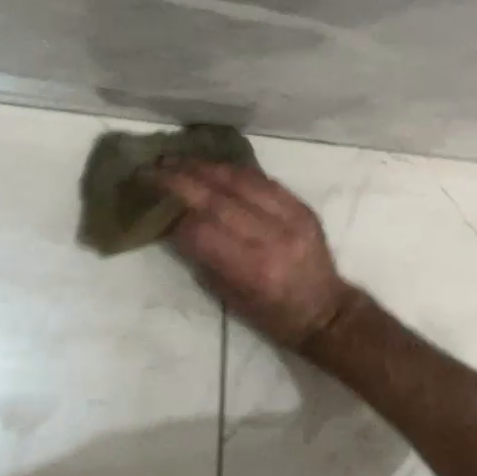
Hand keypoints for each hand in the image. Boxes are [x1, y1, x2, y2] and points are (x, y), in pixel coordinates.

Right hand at [150, 160, 356, 348]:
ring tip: (177, 160)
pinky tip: (212, 165)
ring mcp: (292, 219)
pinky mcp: (302, 207)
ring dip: (205, 167)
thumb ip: (204, 257)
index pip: (203, 230)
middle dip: (181, 180)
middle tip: (153, 168)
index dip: (174, 215)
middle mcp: (273, 239)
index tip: (152, 202)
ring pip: (241, 181)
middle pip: (218, 199)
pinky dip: (233, 171)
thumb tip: (175, 222)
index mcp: (253, 270)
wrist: (324, 311)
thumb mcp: (229, 297)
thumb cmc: (271, 316)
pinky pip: (263, 180)